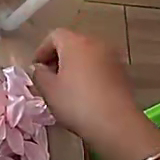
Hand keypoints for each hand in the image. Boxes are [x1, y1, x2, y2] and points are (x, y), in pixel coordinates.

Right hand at [33, 29, 159, 159]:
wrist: (116, 124)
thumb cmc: (76, 103)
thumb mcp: (48, 90)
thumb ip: (39, 74)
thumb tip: (40, 69)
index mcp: (75, 42)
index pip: (54, 35)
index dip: (41, 50)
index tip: (36, 69)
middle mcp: (96, 43)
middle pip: (72, 43)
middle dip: (58, 58)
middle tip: (49, 78)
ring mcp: (113, 57)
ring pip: (87, 55)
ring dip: (74, 66)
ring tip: (66, 88)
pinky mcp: (123, 72)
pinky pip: (100, 67)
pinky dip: (89, 74)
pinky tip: (84, 94)